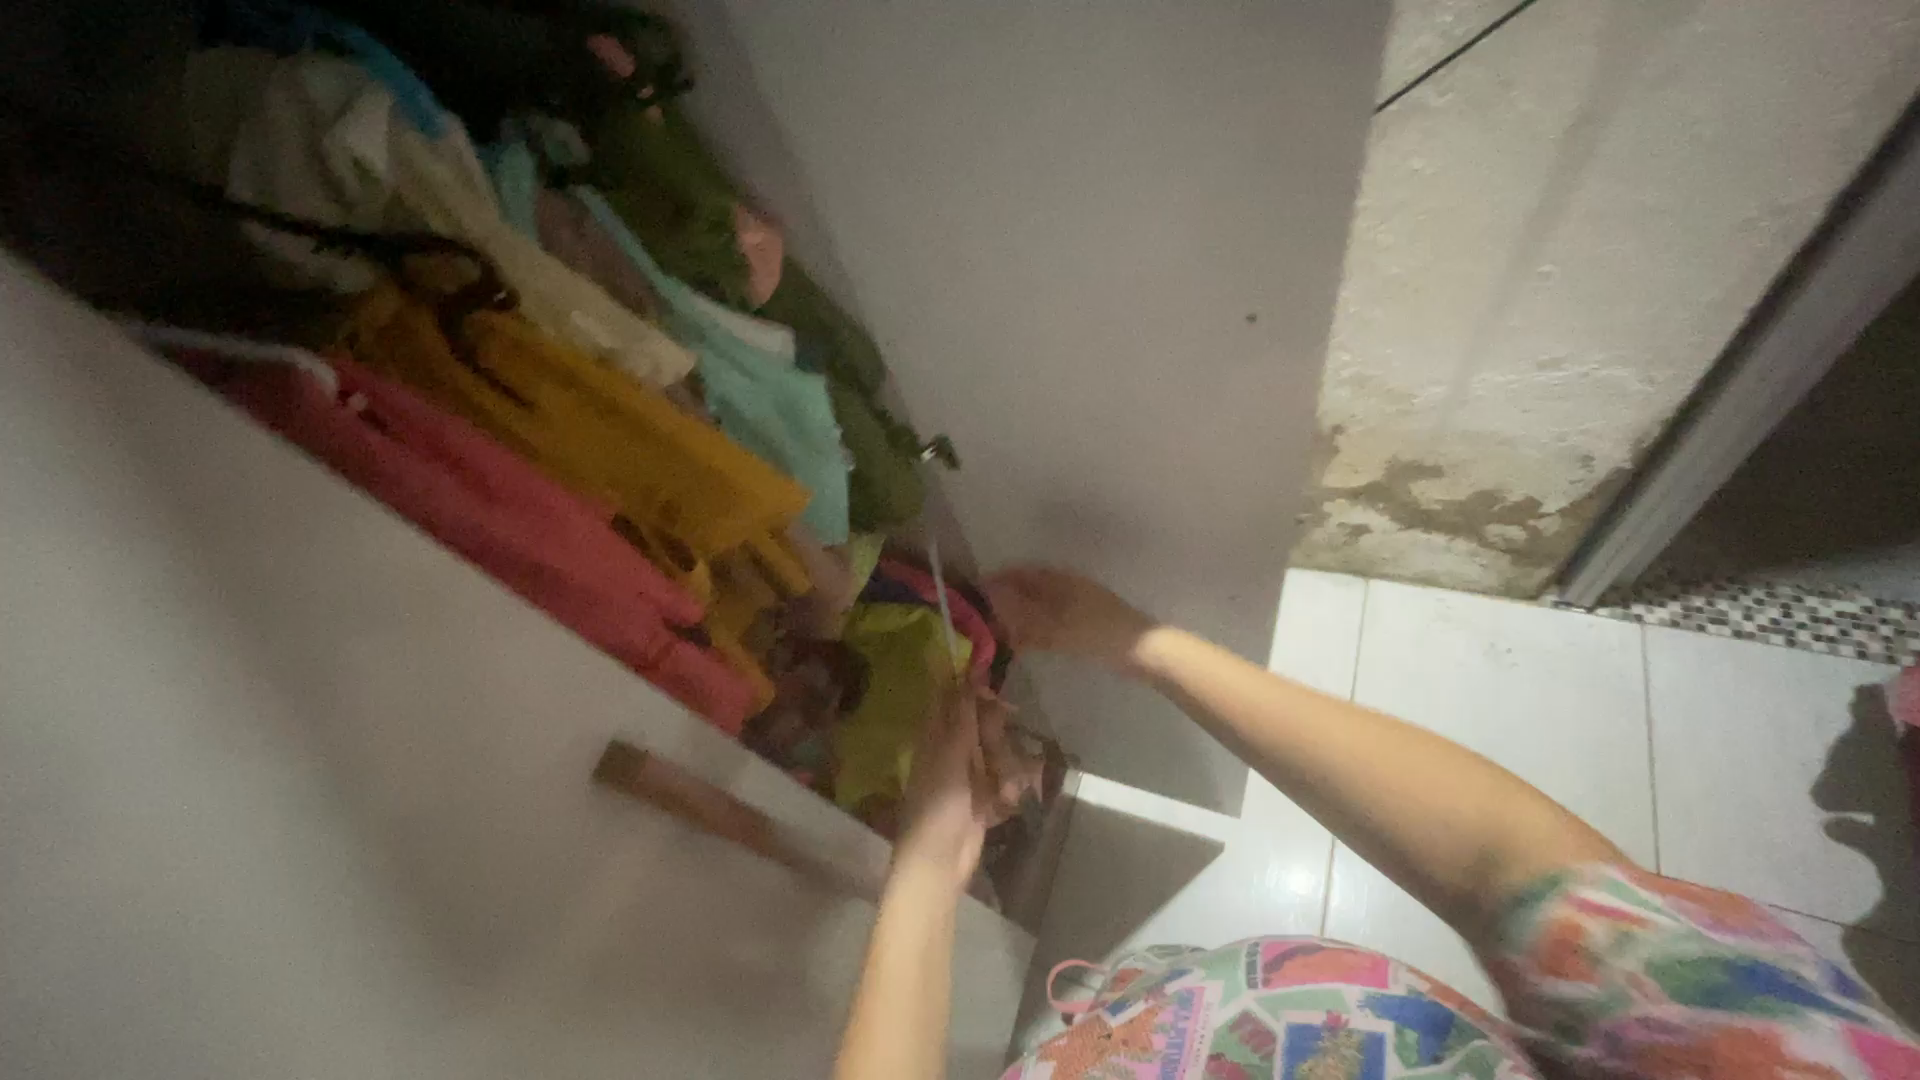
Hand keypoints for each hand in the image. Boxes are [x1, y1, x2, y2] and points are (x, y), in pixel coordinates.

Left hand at [893, 688, 989, 891]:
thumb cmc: (938, 806)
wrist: (939, 863)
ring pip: (997, 752)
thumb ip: (962, 718)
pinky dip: (1007, 790)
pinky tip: (1005, 803)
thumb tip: (966, 676)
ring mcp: (969, 775)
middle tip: (998, 754)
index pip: (953, 701)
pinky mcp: (984, 798)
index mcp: (935, 737)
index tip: (997, 697)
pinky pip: (1003, 780)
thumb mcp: (950, 756)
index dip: (974, 693)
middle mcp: (951, 751)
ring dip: (1006, 768)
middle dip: (997, 738)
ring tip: (1004, 790)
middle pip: (981, 726)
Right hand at [982, 566, 1158, 667]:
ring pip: (1038, 607)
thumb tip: (989, 598)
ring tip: (997, 634)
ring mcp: (1077, 605)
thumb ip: (1020, 614)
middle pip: (1027, 590)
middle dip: (1004, 602)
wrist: (1142, 651)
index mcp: (1058, 579)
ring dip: (1018, 618)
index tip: (973, 595)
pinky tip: (1025, 643)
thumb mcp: (1053, 626)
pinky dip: (1034, 630)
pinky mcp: (1084, 624)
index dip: (995, 582)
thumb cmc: (1096, 632)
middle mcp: (1066, 586)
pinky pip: (1050, 622)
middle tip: (981, 620)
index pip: (1018, 574)